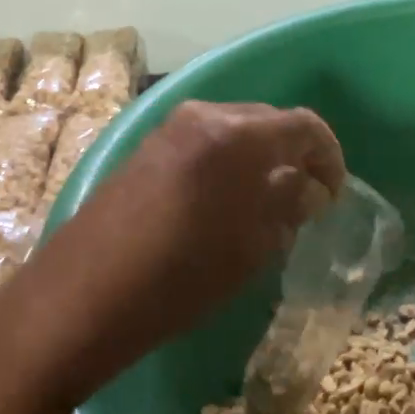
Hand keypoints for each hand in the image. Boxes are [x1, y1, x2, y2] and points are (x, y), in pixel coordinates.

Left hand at [45, 101, 346, 352]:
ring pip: (235, 129)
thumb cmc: (180, 277)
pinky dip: (228, 162)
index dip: (330, 156)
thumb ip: (289, 205)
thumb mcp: (252, 247)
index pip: (305, 126)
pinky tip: (225, 202)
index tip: (336, 192)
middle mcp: (207, 115)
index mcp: (240, 134)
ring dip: (260, 158)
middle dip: (295, 154)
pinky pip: (205, 142)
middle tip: (307, 198)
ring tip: (267, 202)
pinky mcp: (146, 147)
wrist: (78, 297)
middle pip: (269, 121)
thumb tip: (308, 188)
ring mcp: (170, 128)